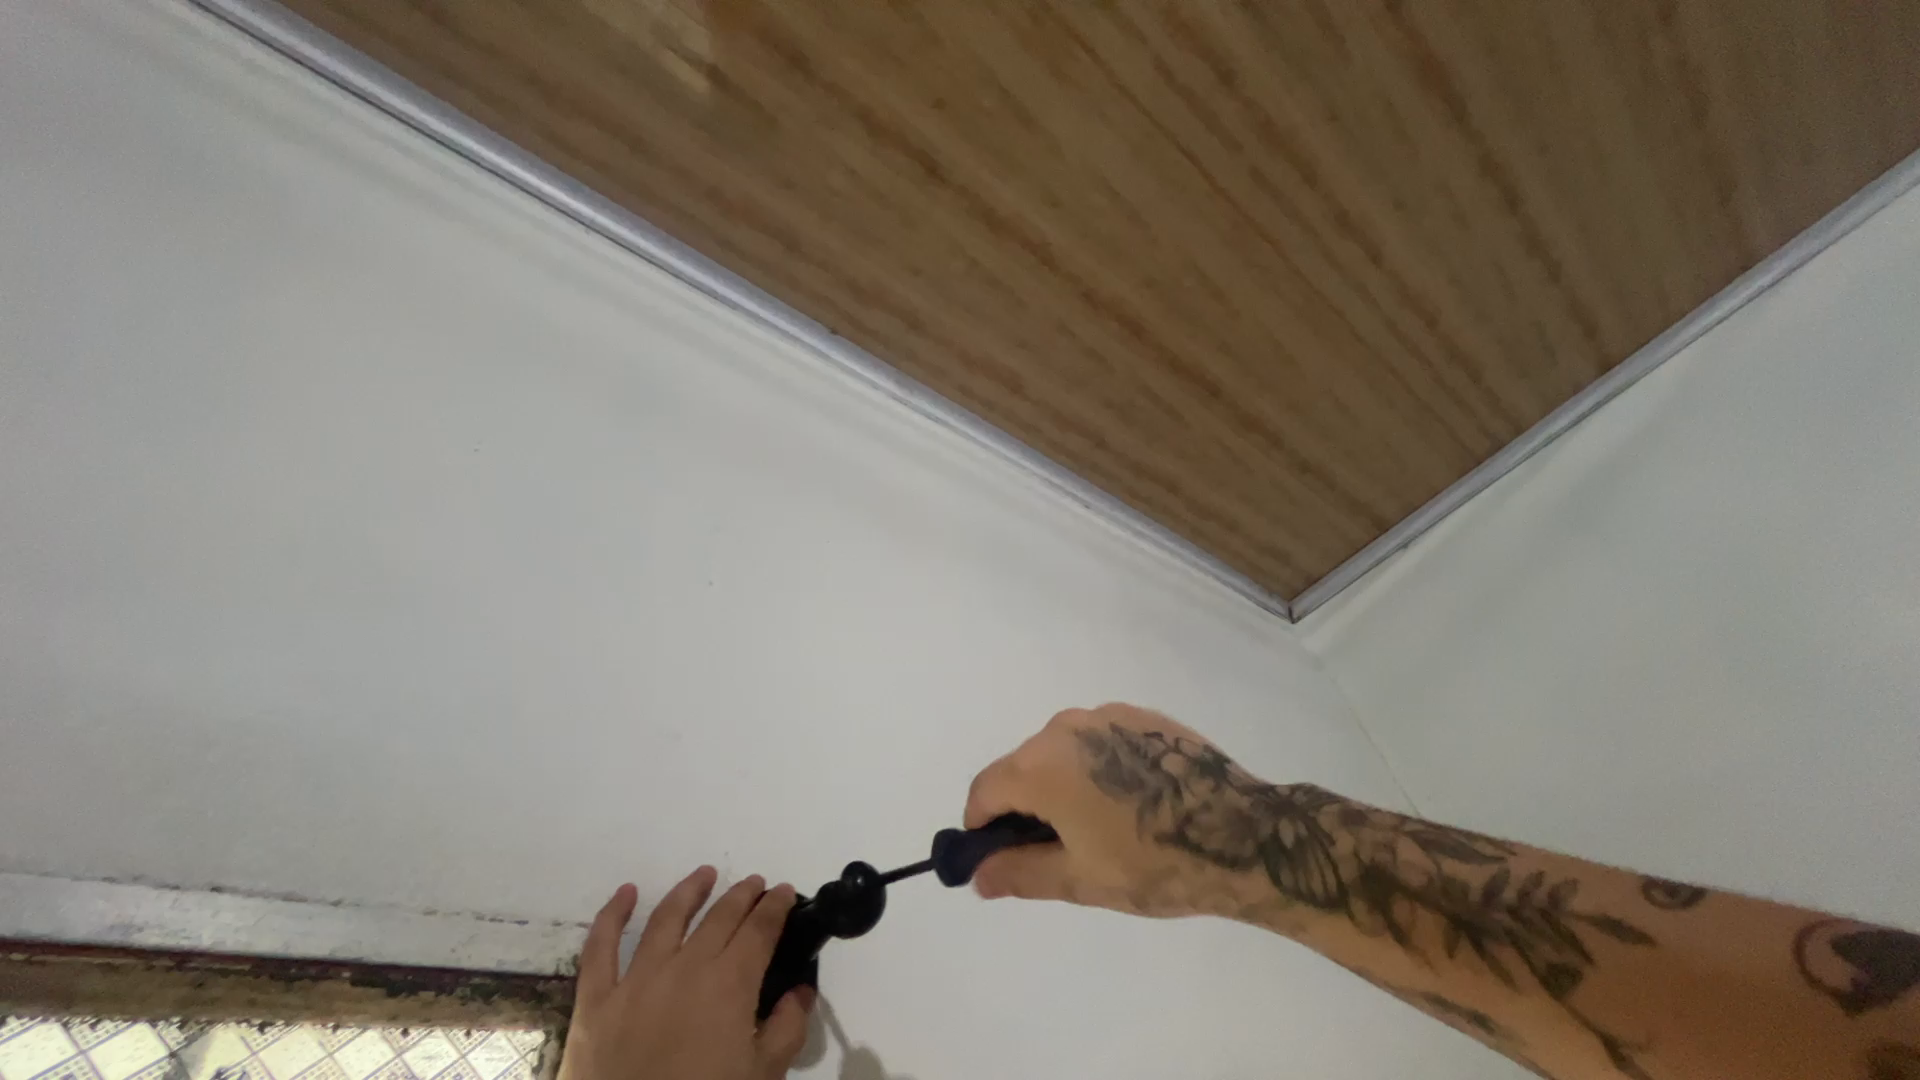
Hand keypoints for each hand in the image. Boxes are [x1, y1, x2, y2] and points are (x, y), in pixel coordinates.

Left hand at [559, 868, 814, 1079]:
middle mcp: (687, 967)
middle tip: (756, 883)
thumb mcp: (763, 1076)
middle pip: (721, 916)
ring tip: (706, 874)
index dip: (776, 905)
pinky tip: (625, 892)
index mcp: (730, 983)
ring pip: (668, 917)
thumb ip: (787, 1029)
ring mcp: (638, 979)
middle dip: (743, 894)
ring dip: (691, 890)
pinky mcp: (596, 999)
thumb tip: (800, 990)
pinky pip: (600, 948)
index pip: (760, 928)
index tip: (786, 892)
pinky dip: (612, 915)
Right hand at [963, 703, 1261, 918]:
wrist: (1242, 834)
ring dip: (1062, 785)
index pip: (985, 790)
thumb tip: (978, 875)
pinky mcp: (1140, 715)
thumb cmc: (1154, 863)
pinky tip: (1132, 800)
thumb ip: (1018, 871)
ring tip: (1103, 826)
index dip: (982, 826)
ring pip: (1060, 752)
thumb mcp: (1080, 879)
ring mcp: (1105, 715)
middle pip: (1021, 768)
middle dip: (1025, 807)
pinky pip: (1097, 740)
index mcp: (1041, 765)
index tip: (1001, 855)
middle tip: (1060, 850)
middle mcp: (1064, 727)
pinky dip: (1097, 767)